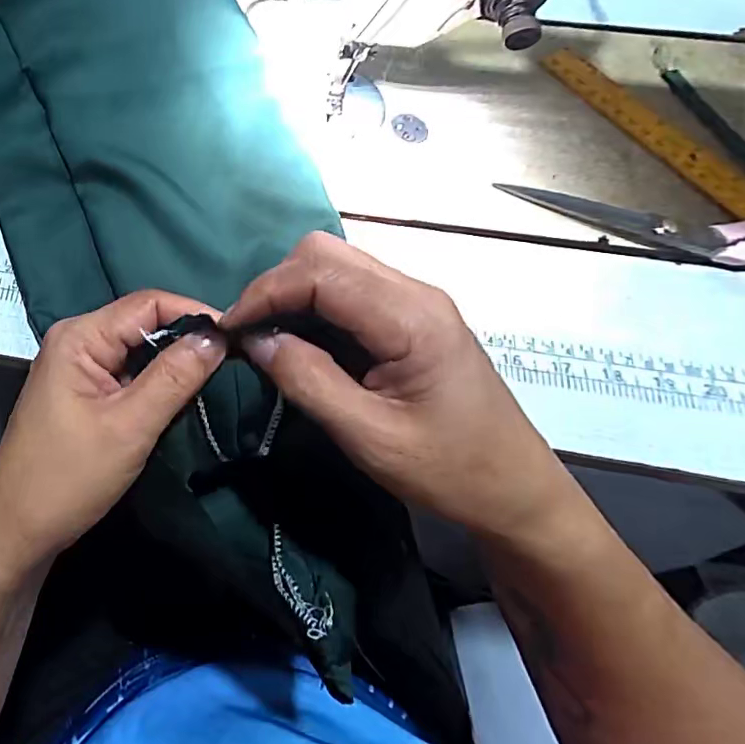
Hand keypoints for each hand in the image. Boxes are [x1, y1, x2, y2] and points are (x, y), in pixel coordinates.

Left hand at [0, 290, 226, 579]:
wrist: (17, 532)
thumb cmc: (69, 478)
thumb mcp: (130, 426)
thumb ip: (176, 376)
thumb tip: (219, 335)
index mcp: (80, 336)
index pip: (148, 303)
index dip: (195, 313)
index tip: (238, 335)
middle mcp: (77, 339)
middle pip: (144, 321)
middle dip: (188, 336)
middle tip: (234, 357)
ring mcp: (79, 365)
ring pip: (139, 347)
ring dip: (176, 359)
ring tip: (217, 374)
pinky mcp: (85, 390)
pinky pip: (129, 370)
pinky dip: (158, 379)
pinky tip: (184, 393)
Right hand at [220, 232, 578, 544]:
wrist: (515, 490)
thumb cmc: (448, 470)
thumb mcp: (368, 435)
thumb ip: (307, 380)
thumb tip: (254, 340)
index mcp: (410, 317)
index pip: (319, 273)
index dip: (265, 292)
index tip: (229, 329)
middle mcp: (414, 292)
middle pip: (325, 253)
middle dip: (276, 286)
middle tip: (250, 335)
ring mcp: (415, 300)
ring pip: (336, 265)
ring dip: (293, 294)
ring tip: (268, 340)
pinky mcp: (411, 316)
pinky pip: (350, 290)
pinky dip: (314, 306)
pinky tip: (302, 342)